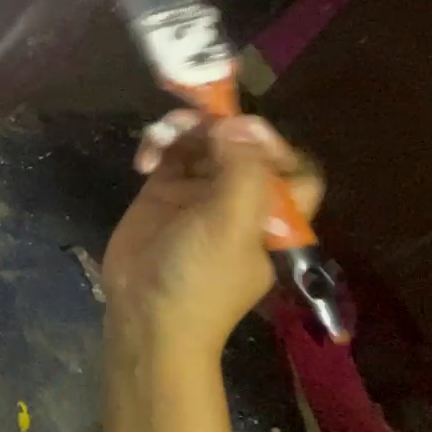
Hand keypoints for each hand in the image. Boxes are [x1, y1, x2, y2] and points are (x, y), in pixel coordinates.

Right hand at [101, 111, 322, 354]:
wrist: (145, 314)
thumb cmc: (200, 277)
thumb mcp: (230, 227)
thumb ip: (242, 172)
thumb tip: (239, 122)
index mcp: (271, 213)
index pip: (289, 167)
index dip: (270, 143)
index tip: (238, 125)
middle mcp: (238, 198)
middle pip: (236, 145)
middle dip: (214, 126)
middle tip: (187, 117)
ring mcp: (197, 193)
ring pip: (199, 143)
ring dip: (180, 130)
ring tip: (158, 136)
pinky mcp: (161, 191)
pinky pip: (166, 153)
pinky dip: (156, 146)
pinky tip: (143, 161)